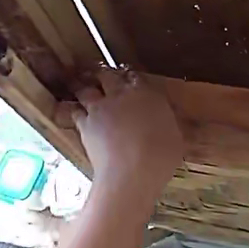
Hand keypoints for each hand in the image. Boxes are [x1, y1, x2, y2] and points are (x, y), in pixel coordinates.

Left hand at [61, 68, 183, 206]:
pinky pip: (75, 112)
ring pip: (86, 90)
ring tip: (83, 91)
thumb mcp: (173, 136)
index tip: (130, 83)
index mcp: (146, 94)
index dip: (131, 80)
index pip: (135, 78)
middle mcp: (120, 95)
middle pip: (107, 76)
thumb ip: (164, 122)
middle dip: (103, 76)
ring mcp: (100, 108)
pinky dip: (75, 111)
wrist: (132, 171)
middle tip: (101, 78)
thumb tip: (162, 120)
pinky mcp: (84, 124)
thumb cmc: (161, 155)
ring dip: (85, 90)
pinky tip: (75, 113)